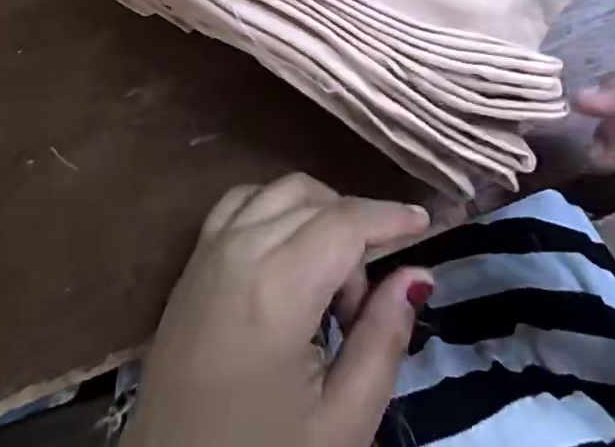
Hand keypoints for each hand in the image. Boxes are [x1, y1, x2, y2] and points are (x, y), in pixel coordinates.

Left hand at [121, 174, 434, 446]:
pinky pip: (241, 202)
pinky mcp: (190, 263)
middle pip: (316, 202)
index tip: (424, 222)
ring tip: (331, 277)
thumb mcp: (342, 423)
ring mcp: (207, 251)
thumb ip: (384, 338)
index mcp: (276, 289)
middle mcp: (238, 251)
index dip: (390, 216)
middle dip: (358, 231)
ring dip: (319, 212)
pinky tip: (288, 246)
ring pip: (280, 190)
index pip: (346, 222)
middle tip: (365, 303)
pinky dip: (275, 205)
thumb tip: (417, 274)